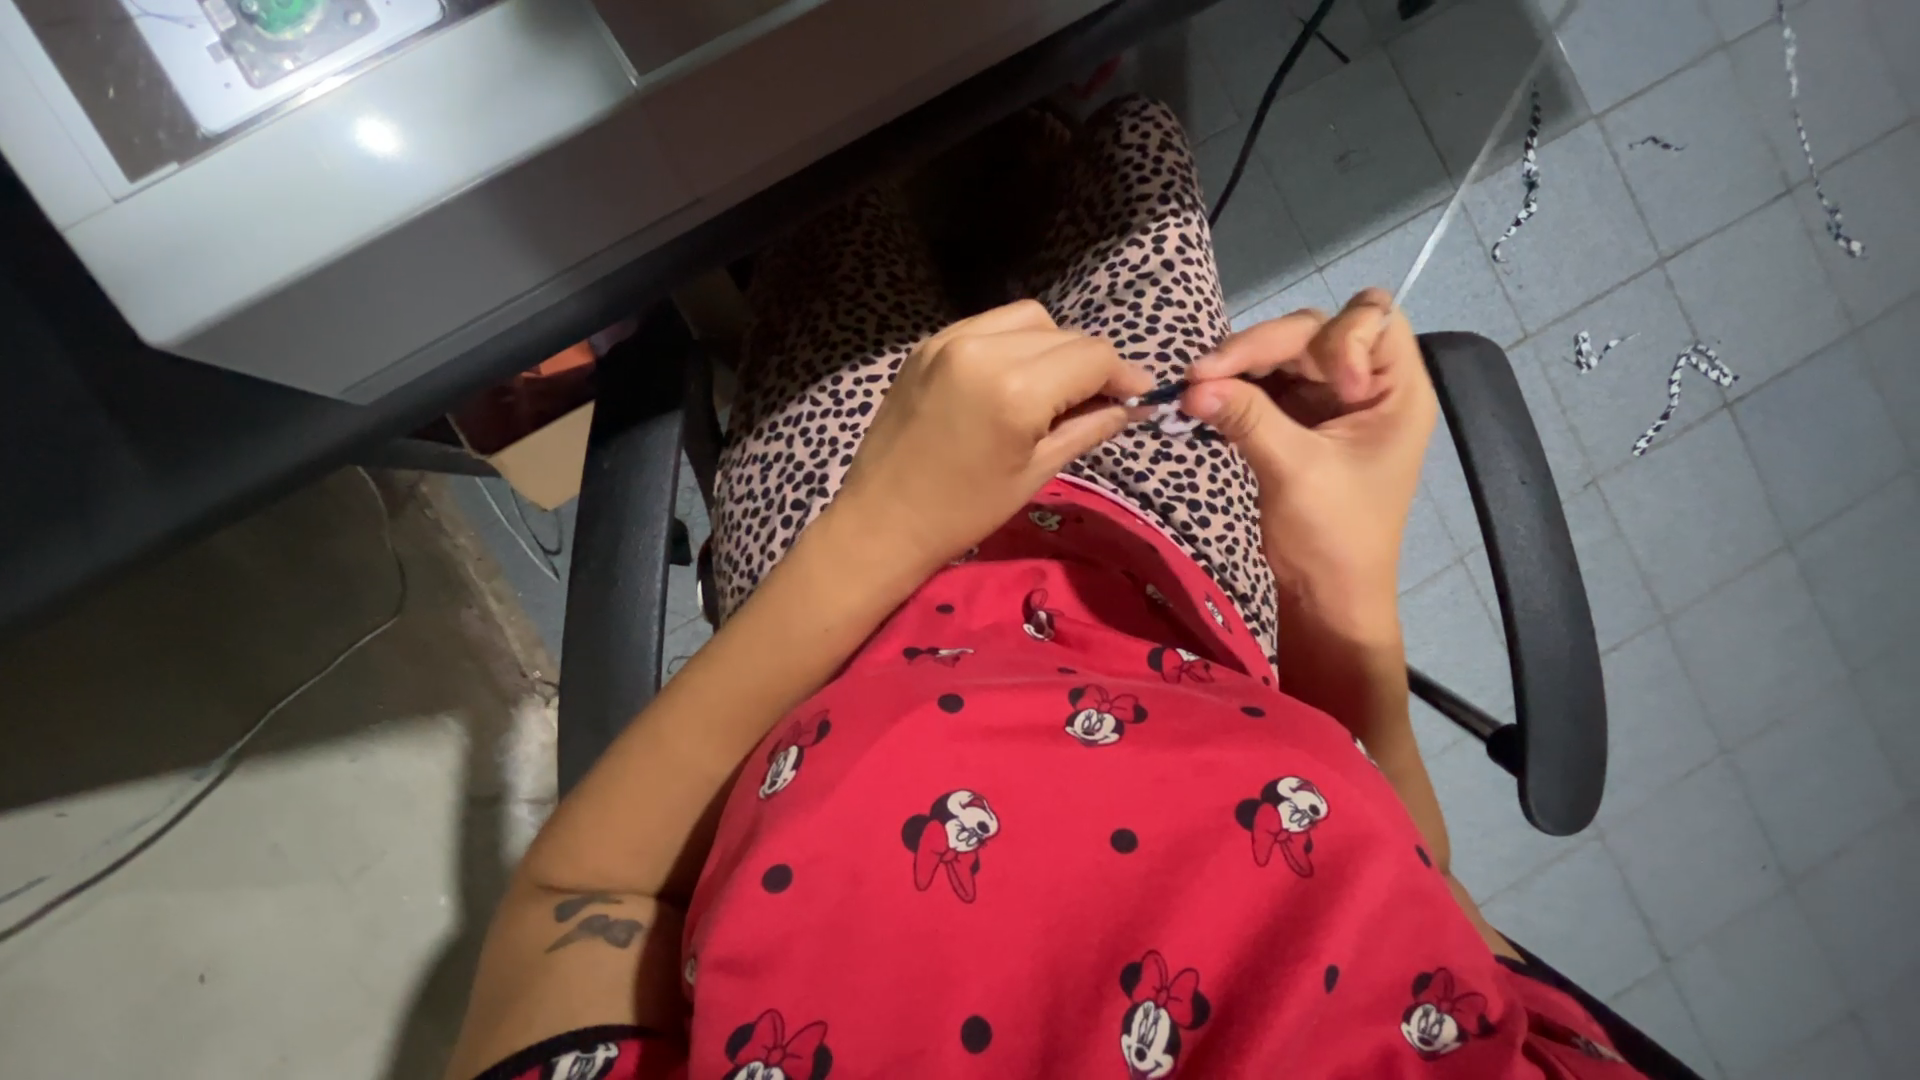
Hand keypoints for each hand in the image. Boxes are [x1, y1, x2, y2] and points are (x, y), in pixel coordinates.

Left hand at [832, 300, 1153, 571]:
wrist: (882, 521)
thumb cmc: (963, 512)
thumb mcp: (1036, 473)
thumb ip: (1089, 428)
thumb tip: (1134, 405)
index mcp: (1015, 388)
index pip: (1093, 356)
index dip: (1123, 375)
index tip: (1138, 397)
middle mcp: (982, 348)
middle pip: (1064, 334)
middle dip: (1089, 364)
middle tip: (1096, 402)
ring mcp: (949, 340)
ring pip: (1028, 319)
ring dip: (1052, 346)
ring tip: (1049, 391)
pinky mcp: (927, 344)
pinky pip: (988, 325)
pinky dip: (1012, 344)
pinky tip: (1010, 380)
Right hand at [1181, 288, 1436, 640]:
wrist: (1326, 595)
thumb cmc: (1334, 536)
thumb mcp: (1295, 471)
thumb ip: (1248, 418)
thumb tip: (1190, 385)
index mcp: (1397, 389)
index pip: (1371, 320)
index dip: (1334, 339)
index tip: (1306, 381)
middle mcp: (1365, 384)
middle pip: (1313, 332)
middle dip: (1260, 347)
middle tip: (1202, 374)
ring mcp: (1327, 402)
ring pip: (1281, 356)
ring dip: (1238, 365)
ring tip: (1195, 386)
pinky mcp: (1295, 421)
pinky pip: (1263, 385)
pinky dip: (1233, 387)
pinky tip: (1204, 398)